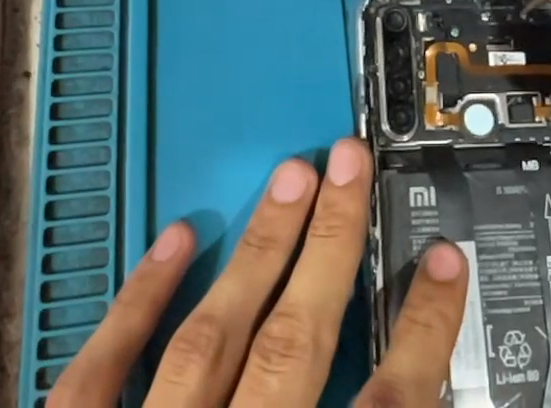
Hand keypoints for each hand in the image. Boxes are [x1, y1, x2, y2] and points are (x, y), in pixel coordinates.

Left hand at [48, 138, 470, 407]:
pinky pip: (103, 369)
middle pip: (298, 341)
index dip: (425, 331)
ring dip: (258, 250)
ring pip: (213, 336)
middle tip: (351, 164)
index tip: (448, 267)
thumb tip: (408, 388)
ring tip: (290, 177)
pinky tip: (175, 239)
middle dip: (331, 244)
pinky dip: (140, 300)